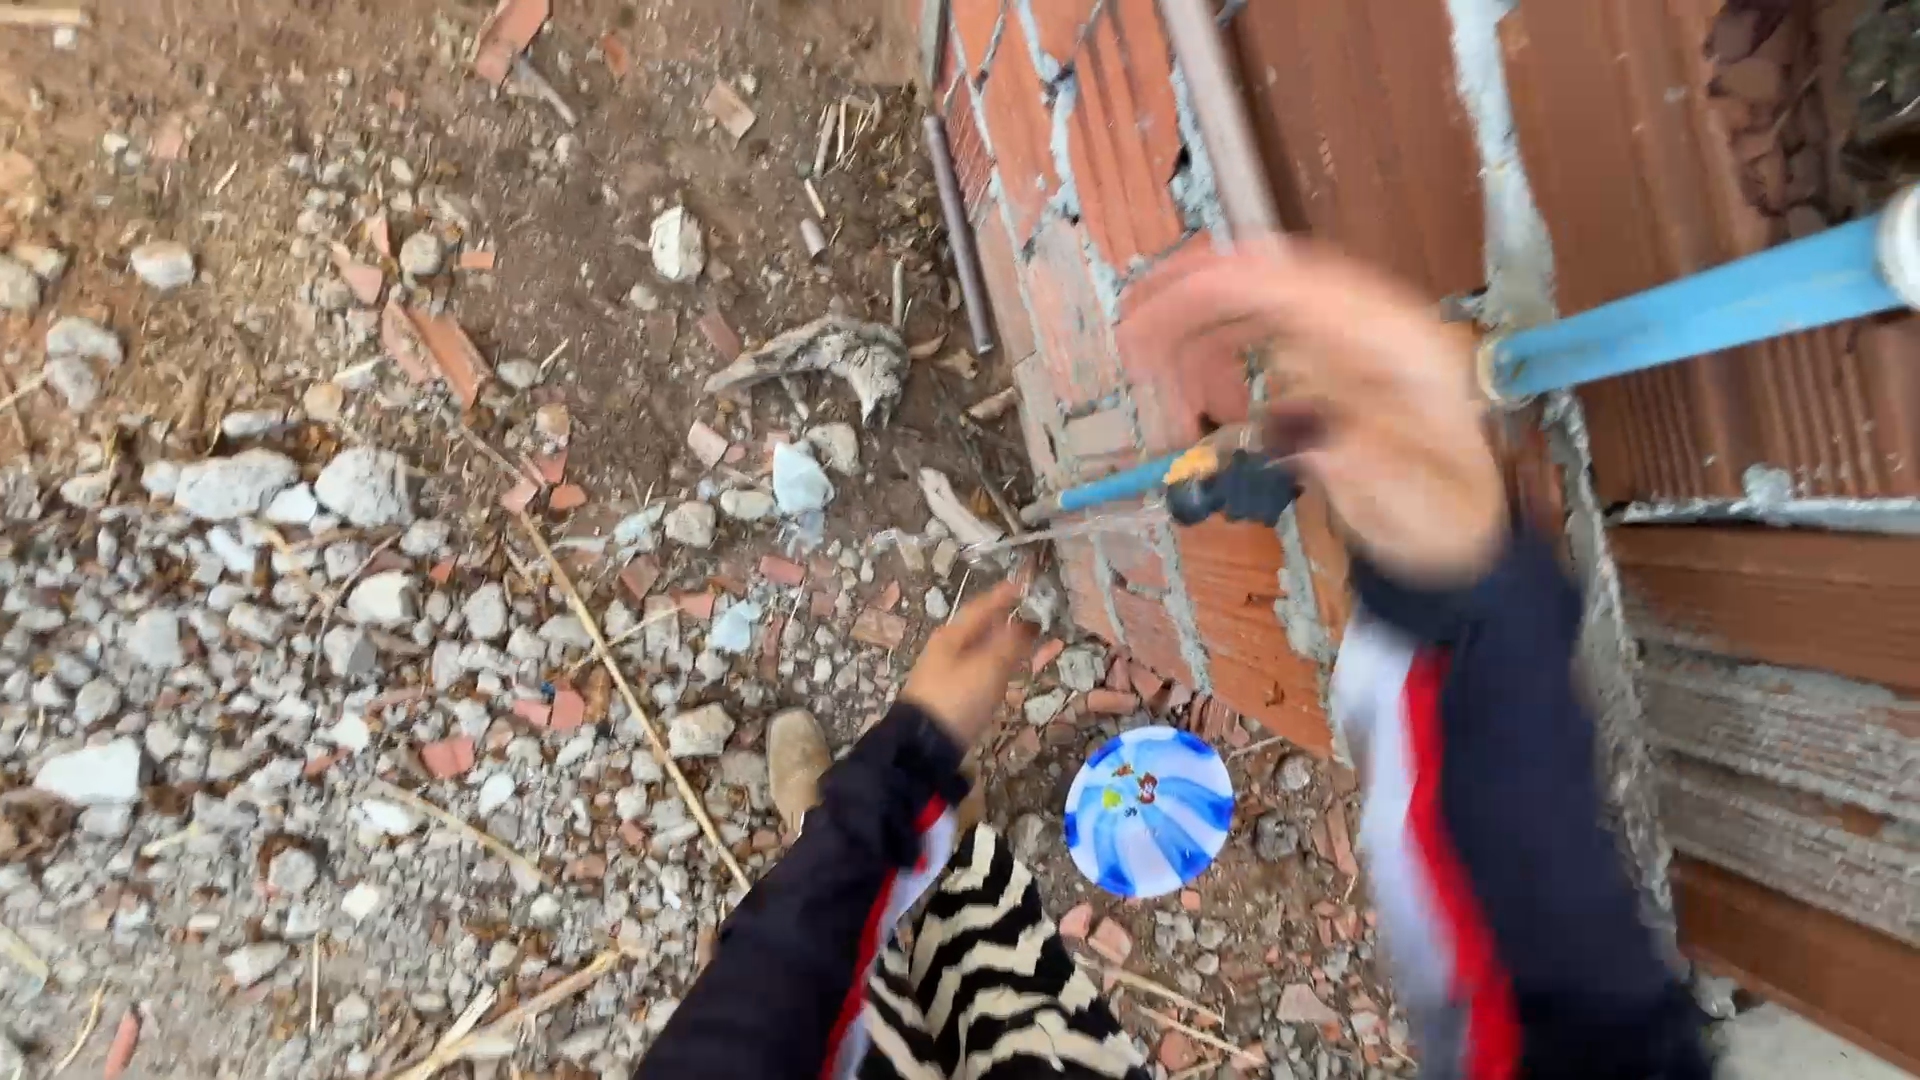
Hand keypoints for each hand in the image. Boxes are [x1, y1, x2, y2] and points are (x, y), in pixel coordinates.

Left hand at [899, 580, 1035, 745]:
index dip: (1004, 596)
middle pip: (987, 629)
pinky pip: (989, 673)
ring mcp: (953, 674)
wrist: (923, 747)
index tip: (1025, 584)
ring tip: (1043, 643)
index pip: (983, 607)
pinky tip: (1021, 671)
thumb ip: (1010, 643)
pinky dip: (1008, 668)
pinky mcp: (959, 696)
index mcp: (953, 636)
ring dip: (1015, 646)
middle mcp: (952, 650)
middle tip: (1041, 615)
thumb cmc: (955, 698)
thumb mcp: (987, 667)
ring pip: (990, 652)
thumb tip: (1028, 622)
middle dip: (1014, 622)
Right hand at [1128, 237, 1505, 586]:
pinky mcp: (1314, 354)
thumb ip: (1362, 460)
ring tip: (1171, 417)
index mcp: (1395, 343)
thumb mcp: (1414, 498)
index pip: (1296, 287)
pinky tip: (1203, 411)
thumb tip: (1290, 429)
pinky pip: (1244, 337)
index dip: (1215, 291)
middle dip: (1184, 307)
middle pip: (1258, 279)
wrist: (1453, 518)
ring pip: (1239, 307)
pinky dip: (1208, 367)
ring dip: (1190, 349)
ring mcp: (1334, 335)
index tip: (1150, 318)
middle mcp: (1361, 323)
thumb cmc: (1440, 508)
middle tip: (1130, 351)